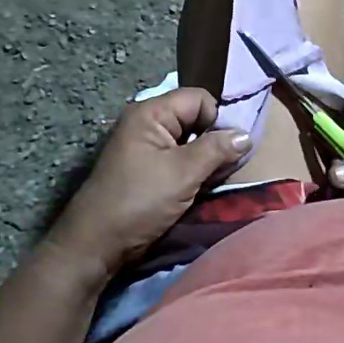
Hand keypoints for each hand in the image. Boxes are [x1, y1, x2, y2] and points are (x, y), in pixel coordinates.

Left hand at [48, 88, 249, 277]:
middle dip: (213, 140)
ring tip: (211, 179)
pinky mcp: (147, 168)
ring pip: (189, 141)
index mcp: (150, 113)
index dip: (216, 118)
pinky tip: (198, 187)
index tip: (226, 148)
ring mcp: (145, 146)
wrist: (96, 244)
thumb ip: (217, 149)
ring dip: (204, 159)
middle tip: (222, 166)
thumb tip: (246, 135)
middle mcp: (147, 123)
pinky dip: (192, 170)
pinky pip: (179, 158)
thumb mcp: (183, 173)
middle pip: (194, 118)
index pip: (198, 98)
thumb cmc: (139, 202)